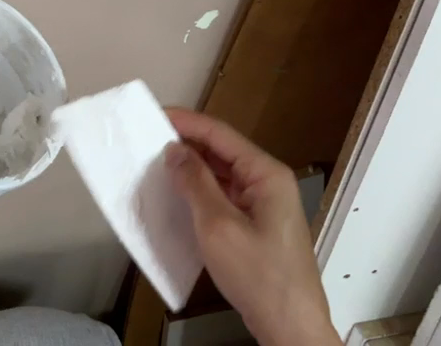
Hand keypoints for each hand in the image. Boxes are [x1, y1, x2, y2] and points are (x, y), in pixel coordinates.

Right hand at [164, 108, 337, 345]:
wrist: (291, 330)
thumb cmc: (258, 275)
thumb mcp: (218, 225)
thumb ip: (195, 182)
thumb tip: (174, 150)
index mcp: (266, 174)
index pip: (220, 134)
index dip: (186, 122)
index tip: (153, 115)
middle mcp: (268, 182)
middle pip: (222, 151)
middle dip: (186, 144)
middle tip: (149, 141)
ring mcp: (264, 205)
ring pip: (222, 173)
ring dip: (192, 168)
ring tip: (157, 164)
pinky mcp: (257, 225)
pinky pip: (224, 195)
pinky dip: (201, 191)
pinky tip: (178, 195)